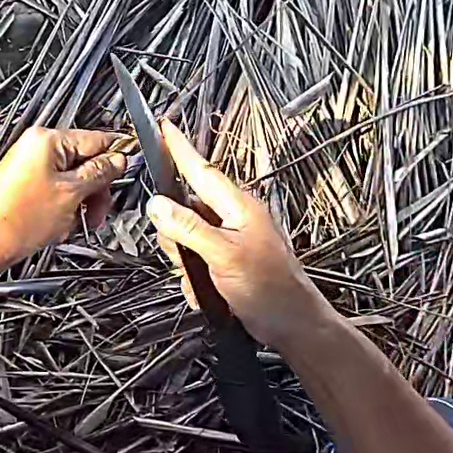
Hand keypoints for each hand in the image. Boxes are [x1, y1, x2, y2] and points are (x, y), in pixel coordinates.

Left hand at [0, 127, 127, 279]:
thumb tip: (118, 159)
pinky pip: (57, 190)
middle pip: (85, 161)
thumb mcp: (71, 194)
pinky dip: (65, 208)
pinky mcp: (24, 186)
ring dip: (81, 202)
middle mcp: (36, 147)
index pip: (96, 138)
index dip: (115, 158)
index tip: (128, 171)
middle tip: (96, 210)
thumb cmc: (14, 220)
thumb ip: (100, 173)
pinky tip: (61, 225)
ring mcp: (28, 166)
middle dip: (95, 189)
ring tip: (76, 222)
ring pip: (72, 179)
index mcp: (47, 139)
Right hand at [146, 120, 337, 349]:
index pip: (201, 169)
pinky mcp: (226, 259)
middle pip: (185, 207)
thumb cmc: (272, 289)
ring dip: (185, 258)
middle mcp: (233, 217)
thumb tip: (158, 205)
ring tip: (200, 276)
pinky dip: (195, 276)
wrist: (293, 326)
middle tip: (182, 253)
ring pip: (186, 235)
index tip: (163, 127)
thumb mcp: (223, 255)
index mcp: (237, 206)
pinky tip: (206, 289)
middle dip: (175, 232)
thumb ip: (188, 228)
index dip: (180, 148)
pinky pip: (195, 257)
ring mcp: (229, 238)